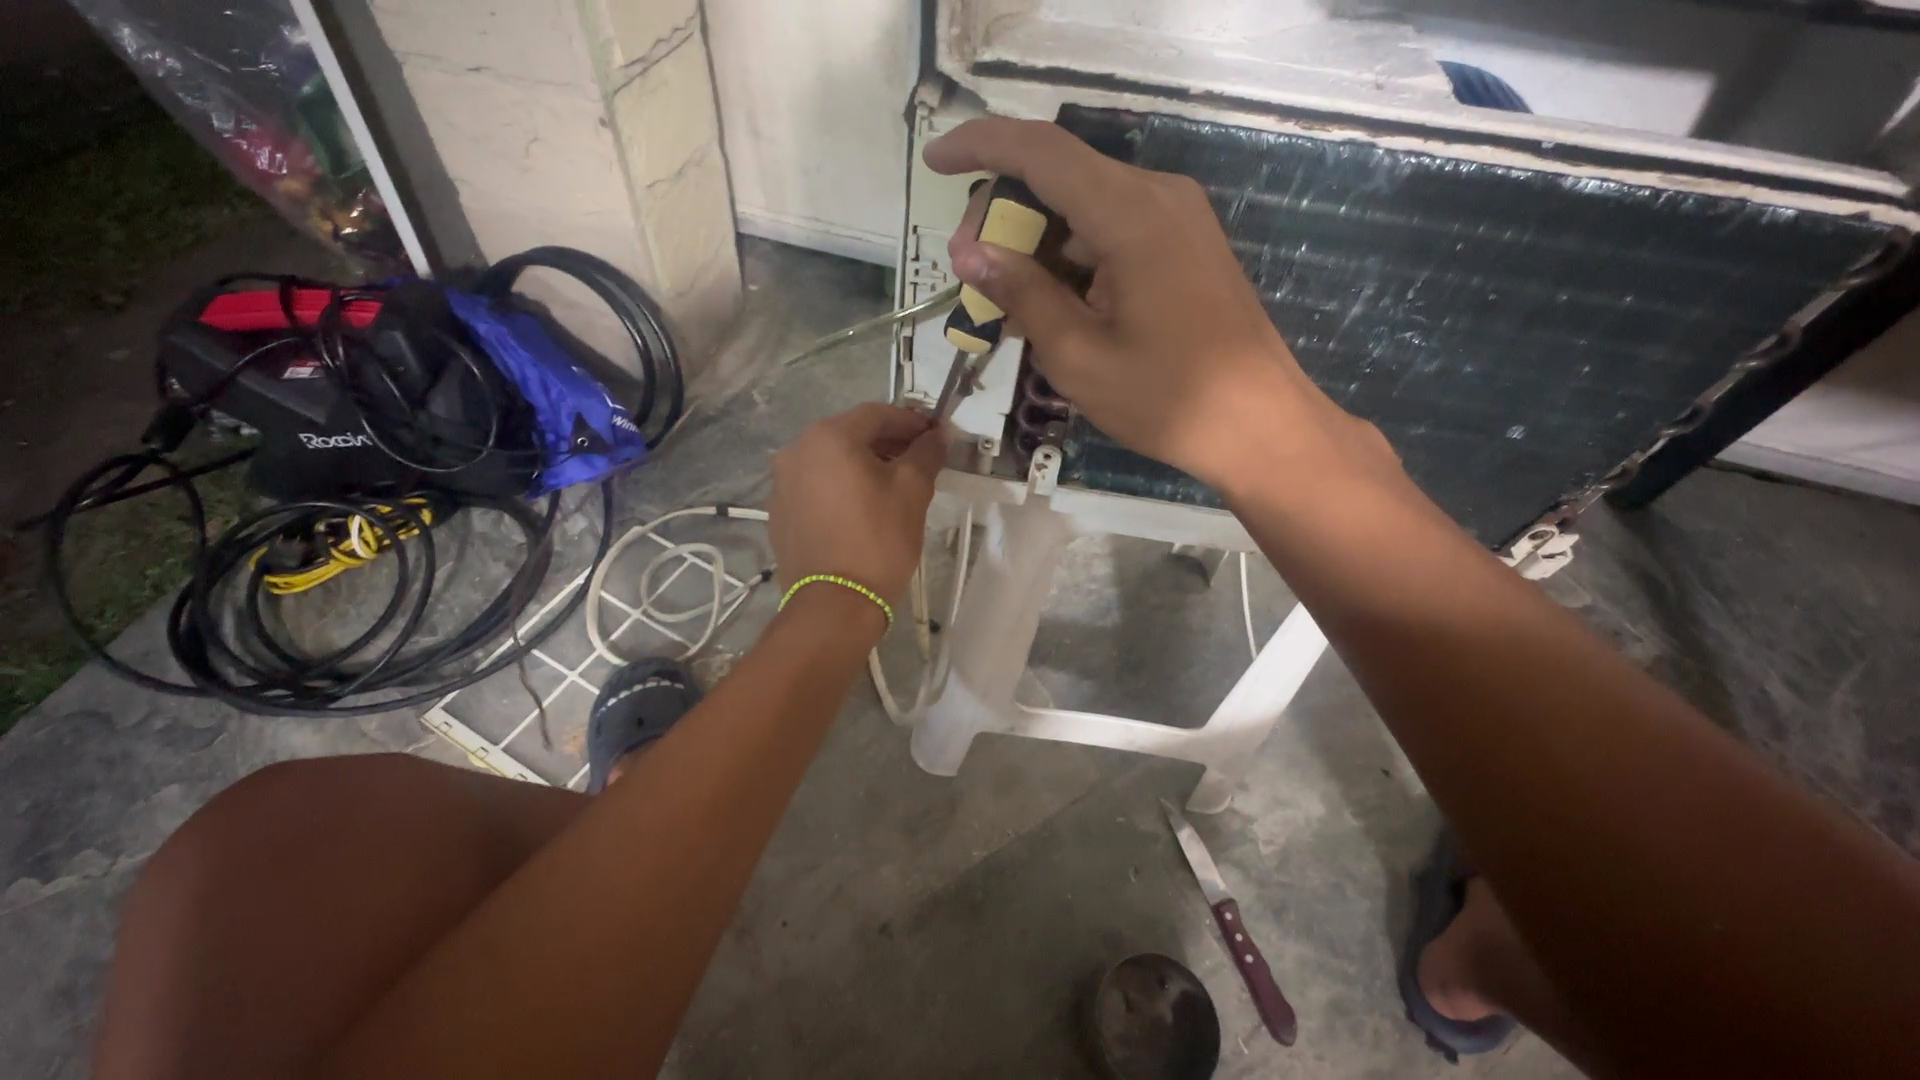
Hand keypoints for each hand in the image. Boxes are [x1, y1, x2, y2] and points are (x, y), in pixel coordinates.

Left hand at [769, 403, 943, 605]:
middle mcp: (796, 450)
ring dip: (863, 464)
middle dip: (887, 442)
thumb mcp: (912, 492)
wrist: (834, 604)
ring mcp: (782, 483)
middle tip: (919, 459)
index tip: (935, 435)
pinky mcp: (780, 512)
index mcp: (828, 437)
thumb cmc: (878, 540)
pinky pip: (815, 486)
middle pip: (850, 434)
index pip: (876, 414)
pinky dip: (840, 486)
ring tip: (893, 485)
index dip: (910, 421)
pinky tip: (862, 508)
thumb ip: (926, 454)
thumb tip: (937, 435)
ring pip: (830, 461)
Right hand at [926, 118, 1396, 496]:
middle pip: (1060, 176)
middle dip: (1004, 212)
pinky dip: (1070, 257)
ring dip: (1035, 242)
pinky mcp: (1184, 246)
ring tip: (1001, 300)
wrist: (1261, 426)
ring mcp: (1176, 219)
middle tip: (970, 270)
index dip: (980, 147)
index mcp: (1131, 214)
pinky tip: (1048, 303)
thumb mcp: (1078, 356)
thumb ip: (1022, 294)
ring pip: (1083, 207)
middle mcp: (1157, 196)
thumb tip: (971, 252)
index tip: (933, 161)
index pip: (1040, 152)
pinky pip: (1111, 231)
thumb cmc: (1168, 399)